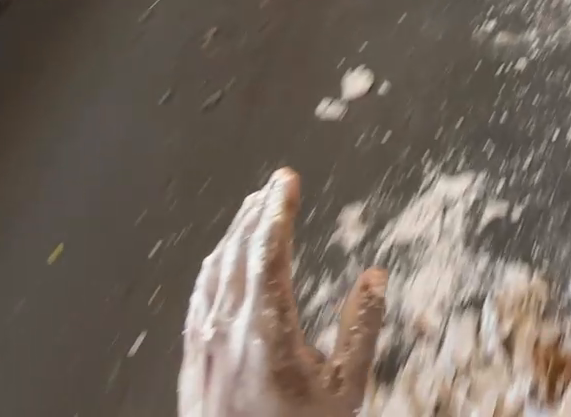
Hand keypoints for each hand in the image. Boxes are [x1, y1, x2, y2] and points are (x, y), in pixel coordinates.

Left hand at [180, 169, 386, 416]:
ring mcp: (205, 346)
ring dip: (236, 232)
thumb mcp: (344, 391)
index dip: (278, 210)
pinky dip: (216, 264)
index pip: (268, 253)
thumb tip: (376, 275)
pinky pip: (200, 296)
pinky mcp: (193, 361)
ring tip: (254, 208)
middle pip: (239, 252)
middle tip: (276, 183)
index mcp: (266, 333)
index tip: (287, 179)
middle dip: (258, 211)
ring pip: (215, 271)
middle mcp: (228, 332)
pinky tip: (222, 260)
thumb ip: (362, 329)